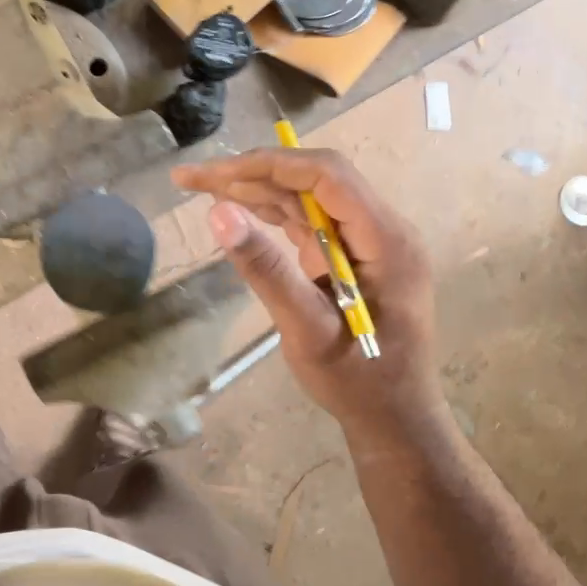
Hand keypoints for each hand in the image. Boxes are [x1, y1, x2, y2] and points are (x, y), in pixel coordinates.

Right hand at [172, 147, 440, 443]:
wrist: (394, 420)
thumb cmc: (358, 380)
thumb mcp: (307, 329)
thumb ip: (266, 269)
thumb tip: (218, 213)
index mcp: (386, 239)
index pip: (327, 175)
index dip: (271, 164)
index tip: (217, 173)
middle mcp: (380, 228)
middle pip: (312, 178)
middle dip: (252, 171)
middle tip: (192, 178)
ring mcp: (364, 240)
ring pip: (304, 194)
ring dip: (253, 186)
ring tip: (198, 185)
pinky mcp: (347, 254)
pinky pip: (305, 217)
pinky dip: (266, 209)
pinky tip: (232, 207)